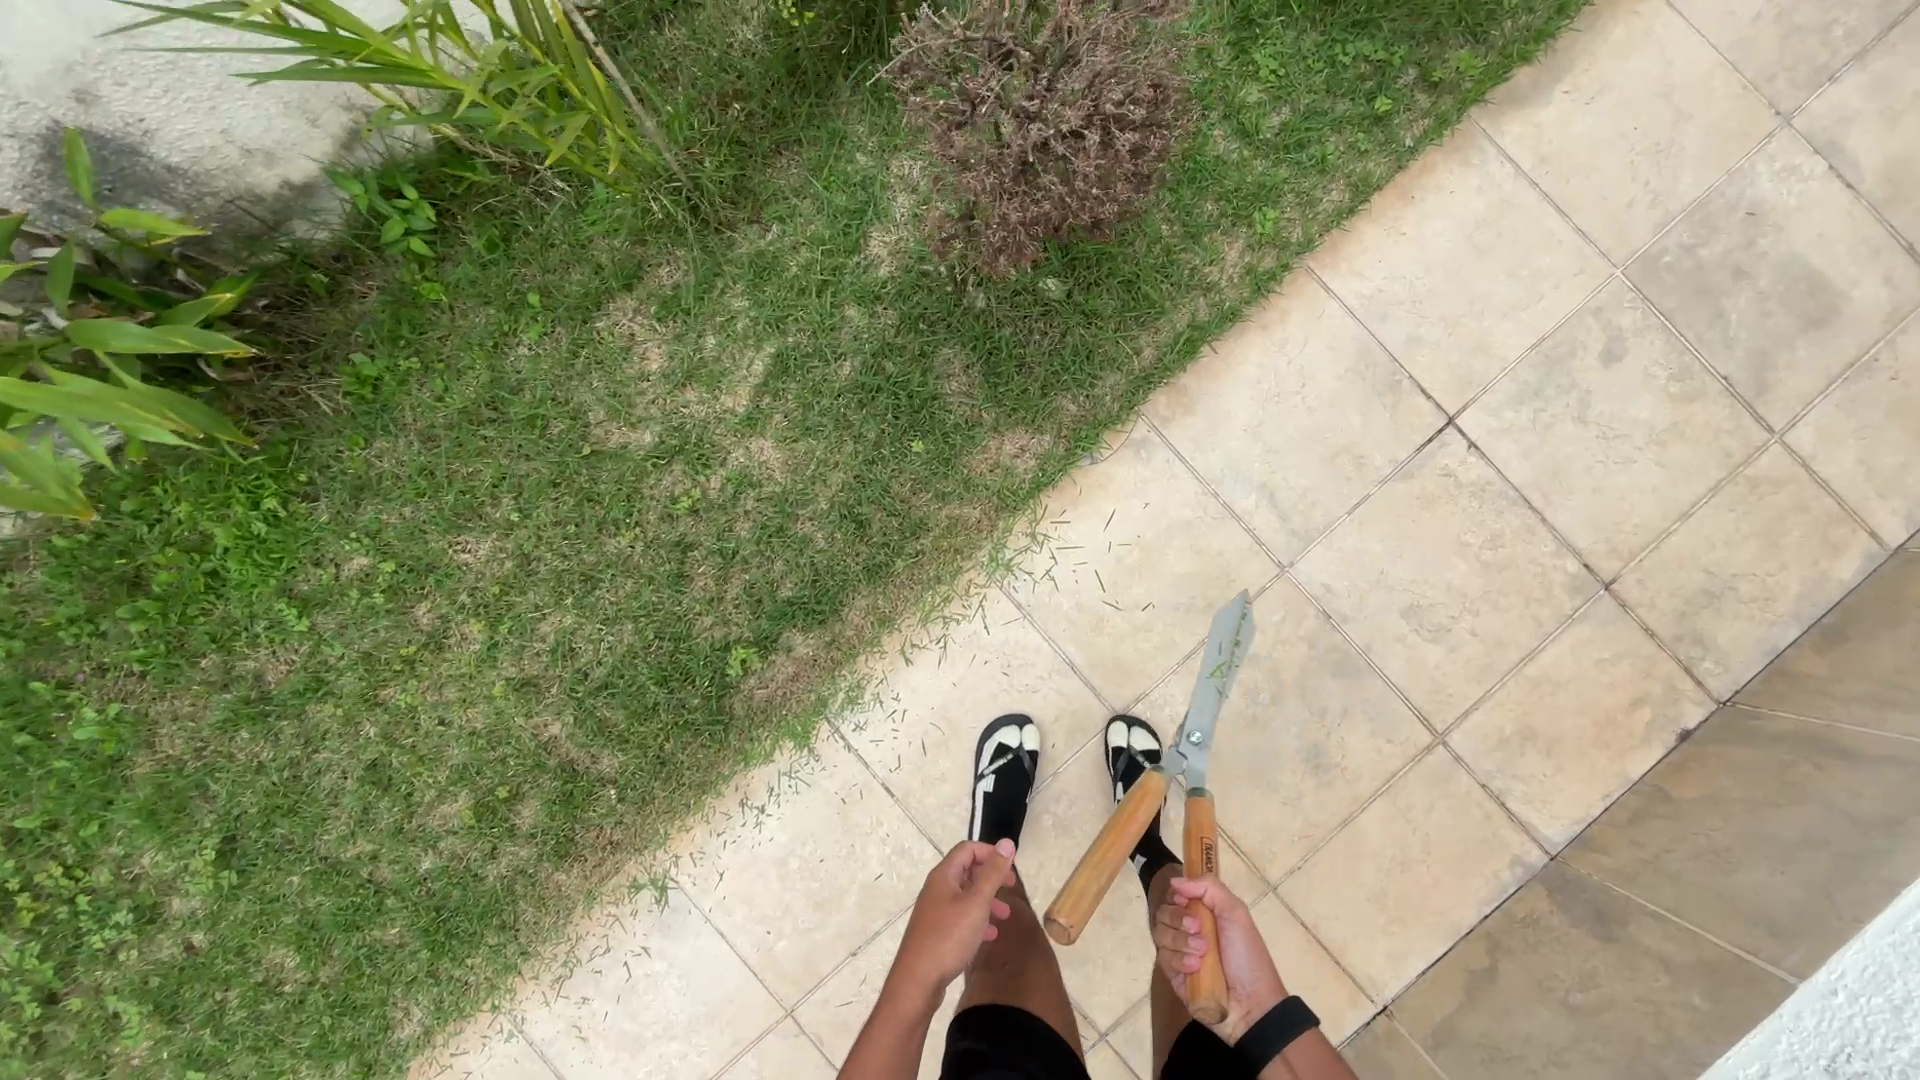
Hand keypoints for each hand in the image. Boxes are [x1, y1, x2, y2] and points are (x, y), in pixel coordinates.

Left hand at [892, 838, 1018, 995]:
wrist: (917, 980)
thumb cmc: (949, 936)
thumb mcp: (977, 902)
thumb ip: (993, 873)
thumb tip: (1006, 843)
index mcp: (944, 875)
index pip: (968, 849)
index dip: (990, 853)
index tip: (1010, 868)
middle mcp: (937, 888)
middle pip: (966, 871)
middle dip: (991, 878)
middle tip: (1011, 889)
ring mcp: (935, 911)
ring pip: (965, 896)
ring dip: (986, 901)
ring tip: (1005, 916)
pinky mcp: (936, 932)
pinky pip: (960, 917)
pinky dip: (977, 920)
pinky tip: (989, 935)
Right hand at [1153, 876, 1287, 1044]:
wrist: (1252, 1003)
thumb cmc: (1247, 955)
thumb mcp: (1236, 913)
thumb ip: (1209, 887)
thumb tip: (1175, 880)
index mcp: (1203, 913)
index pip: (1175, 895)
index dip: (1177, 896)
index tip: (1186, 901)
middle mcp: (1188, 930)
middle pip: (1163, 912)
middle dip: (1178, 919)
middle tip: (1198, 929)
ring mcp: (1179, 952)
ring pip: (1160, 933)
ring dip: (1181, 941)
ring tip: (1202, 953)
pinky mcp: (1174, 974)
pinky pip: (1164, 958)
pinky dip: (1180, 960)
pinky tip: (1196, 968)